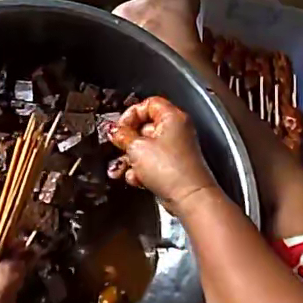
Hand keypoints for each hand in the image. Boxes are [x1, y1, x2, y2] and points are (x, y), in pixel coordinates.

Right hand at [107, 96, 220, 211]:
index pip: (148, 104)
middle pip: (144, 126)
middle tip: (119, 146)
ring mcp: (175, 149)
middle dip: (128, 140)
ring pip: (145, 146)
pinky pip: (151, 162)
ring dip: (131, 158)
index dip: (131, 114)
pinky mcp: (172, 166)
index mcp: (172, 118)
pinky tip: (136, 178)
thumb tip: (113, 131)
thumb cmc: (171, 170)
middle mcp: (176, 130)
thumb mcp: (137, 148)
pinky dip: (141, 169)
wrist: (189, 198)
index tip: (120, 127)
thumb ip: (121, 136)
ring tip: (123, 168)